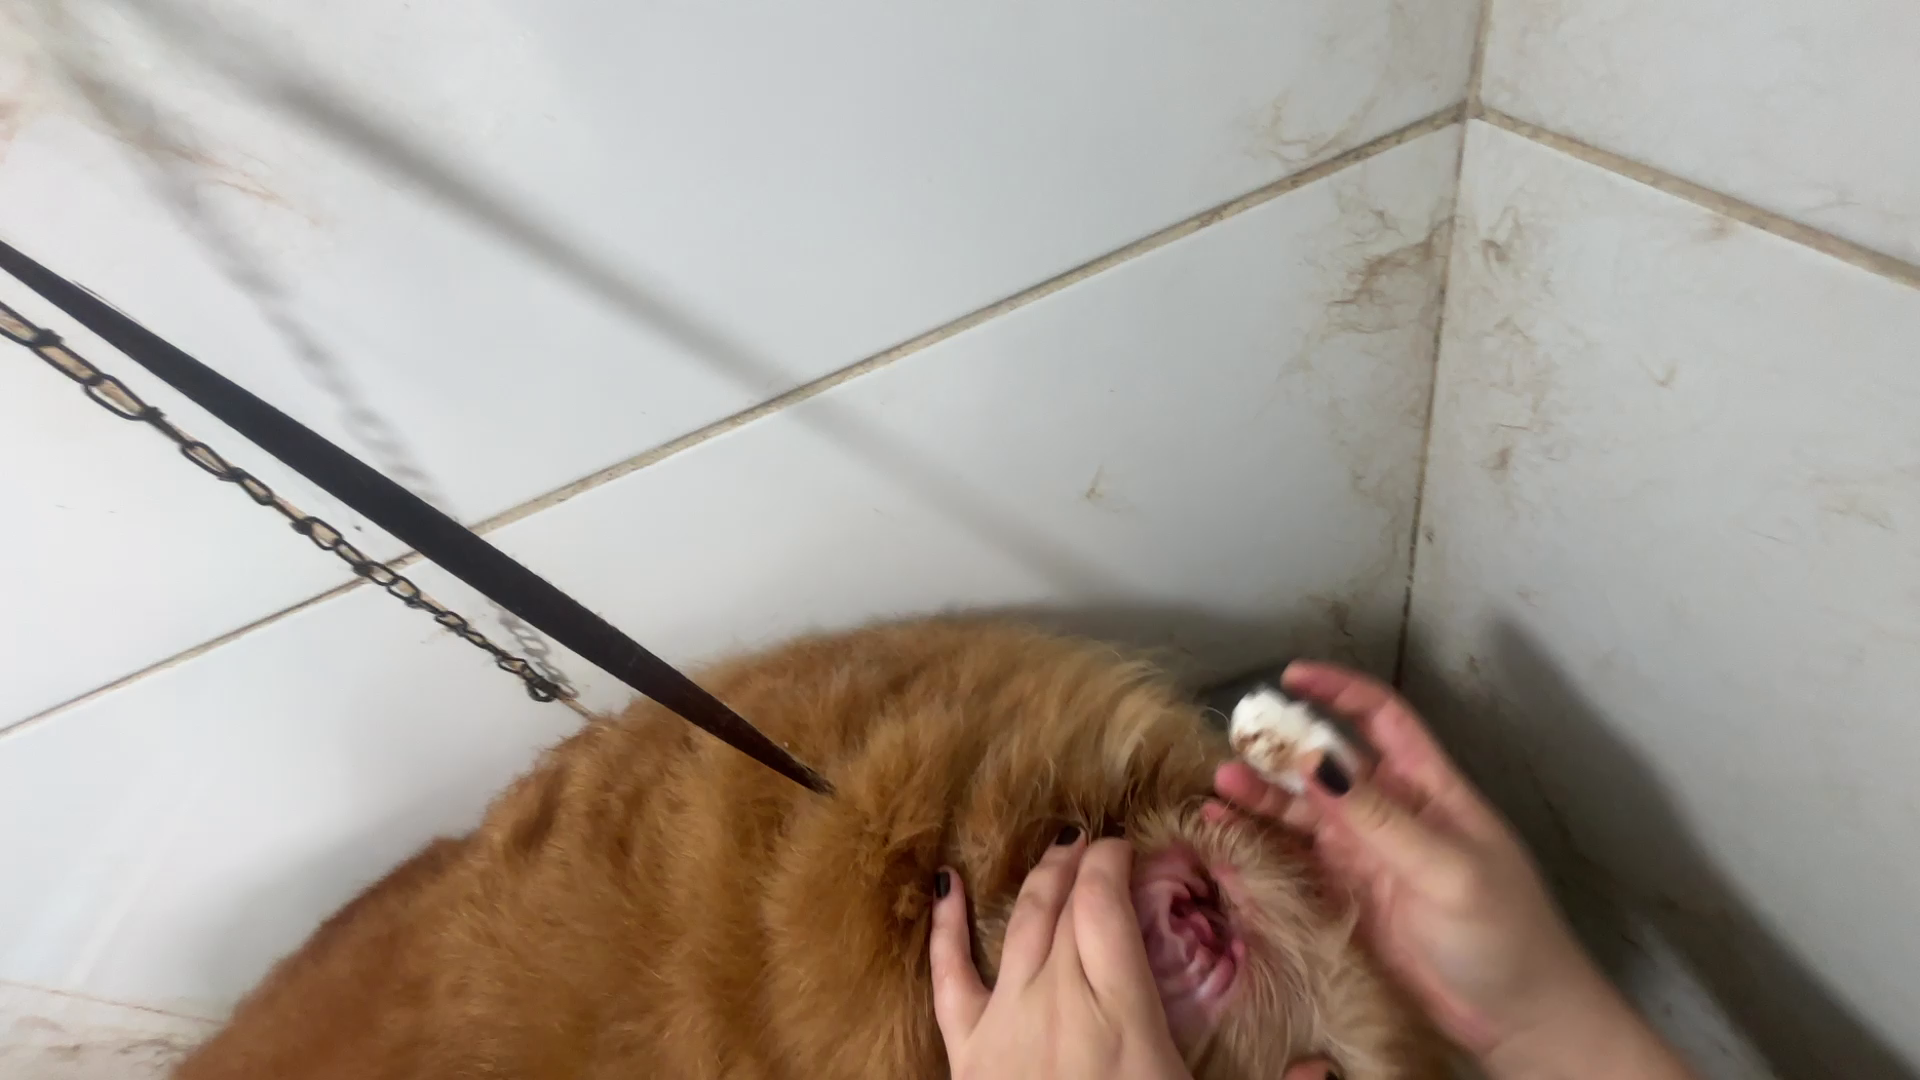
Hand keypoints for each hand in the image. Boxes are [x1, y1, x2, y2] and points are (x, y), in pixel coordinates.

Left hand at [929, 831, 1192, 1079]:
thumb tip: (1327, 1064)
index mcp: (1121, 1020)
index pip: (1106, 906)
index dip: (1114, 863)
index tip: (1128, 848)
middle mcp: (1058, 1003)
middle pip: (1064, 904)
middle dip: (1083, 863)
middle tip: (1098, 844)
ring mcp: (1006, 1023)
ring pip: (1020, 922)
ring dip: (1039, 878)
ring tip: (1058, 850)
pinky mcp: (968, 1052)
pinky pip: (948, 975)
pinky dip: (944, 926)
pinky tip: (944, 881)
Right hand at [1211, 662, 1696, 1079]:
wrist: (1515, 1024)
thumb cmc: (1505, 937)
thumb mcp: (1448, 870)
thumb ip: (1378, 816)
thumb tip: (1312, 759)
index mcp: (1425, 786)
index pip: (1380, 716)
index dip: (1338, 689)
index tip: (1291, 675)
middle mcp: (1384, 807)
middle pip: (1325, 759)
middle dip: (1281, 744)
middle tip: (1238, 739)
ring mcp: (1358, 847)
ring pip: (1299, 803)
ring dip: (1260, 790)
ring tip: (1222, 784)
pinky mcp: (1338, 885)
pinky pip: (1289, 849)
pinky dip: (1256, 834)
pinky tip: (1225, 826)